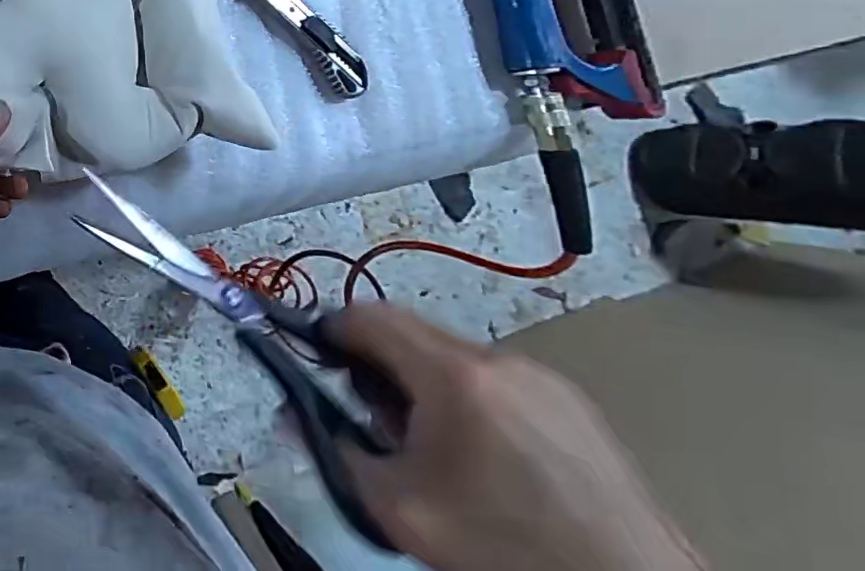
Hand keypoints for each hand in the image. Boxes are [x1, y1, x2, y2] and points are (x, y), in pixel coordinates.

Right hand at [328, 304, 705, 570]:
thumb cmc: (505, 549)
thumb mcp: (402, 510)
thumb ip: (338, 454)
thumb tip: (294, 416)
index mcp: (453, 373)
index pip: (371, 316)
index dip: (333, 326)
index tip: (315, 351)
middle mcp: (497, 356)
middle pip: (413, 330)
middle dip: (377, 358)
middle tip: (367, 407)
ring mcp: (540, 375)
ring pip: (454, 353)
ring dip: (422, 376)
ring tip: (427, 438)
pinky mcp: (571, 399)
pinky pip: (496, 376)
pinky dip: (467, 394)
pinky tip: (482, 451)